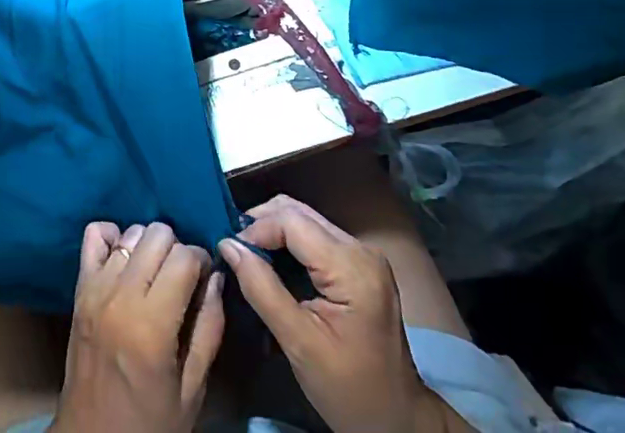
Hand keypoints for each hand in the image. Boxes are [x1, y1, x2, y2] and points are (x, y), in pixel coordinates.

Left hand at [51, 221, 224, 432]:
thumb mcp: (192, 388)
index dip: (203, 263)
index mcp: (151, 325)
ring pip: (131, 231)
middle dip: (178, 250)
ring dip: (150, 246)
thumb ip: (209, 327)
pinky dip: (114, 236)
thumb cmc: (148, 421)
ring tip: (156, 274)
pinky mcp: (78, 288)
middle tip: (182, 280)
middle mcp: (120, 296)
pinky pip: (94, 235)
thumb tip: (217, 276)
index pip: (185, 257)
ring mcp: (95, 288)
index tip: (206, 282)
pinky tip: (127, 258)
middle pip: (158, 234)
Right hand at [219, 197, 466, 432]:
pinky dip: (288, 243)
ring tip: (246, 256)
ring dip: (273, 232)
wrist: (396, 418)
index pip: (292, 221)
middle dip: (261, 224)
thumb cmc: (348, 388)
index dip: (255, 229)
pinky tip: (271, 263)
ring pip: (305, 219)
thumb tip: (228, 246)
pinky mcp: (359, 263)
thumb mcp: (298, 342)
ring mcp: (363, 254)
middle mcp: (361, 249)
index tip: (228, 252)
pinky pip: (315, 236)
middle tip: (233, 250)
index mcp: (352, 266)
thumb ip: (262, 289)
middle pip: (298, 212)